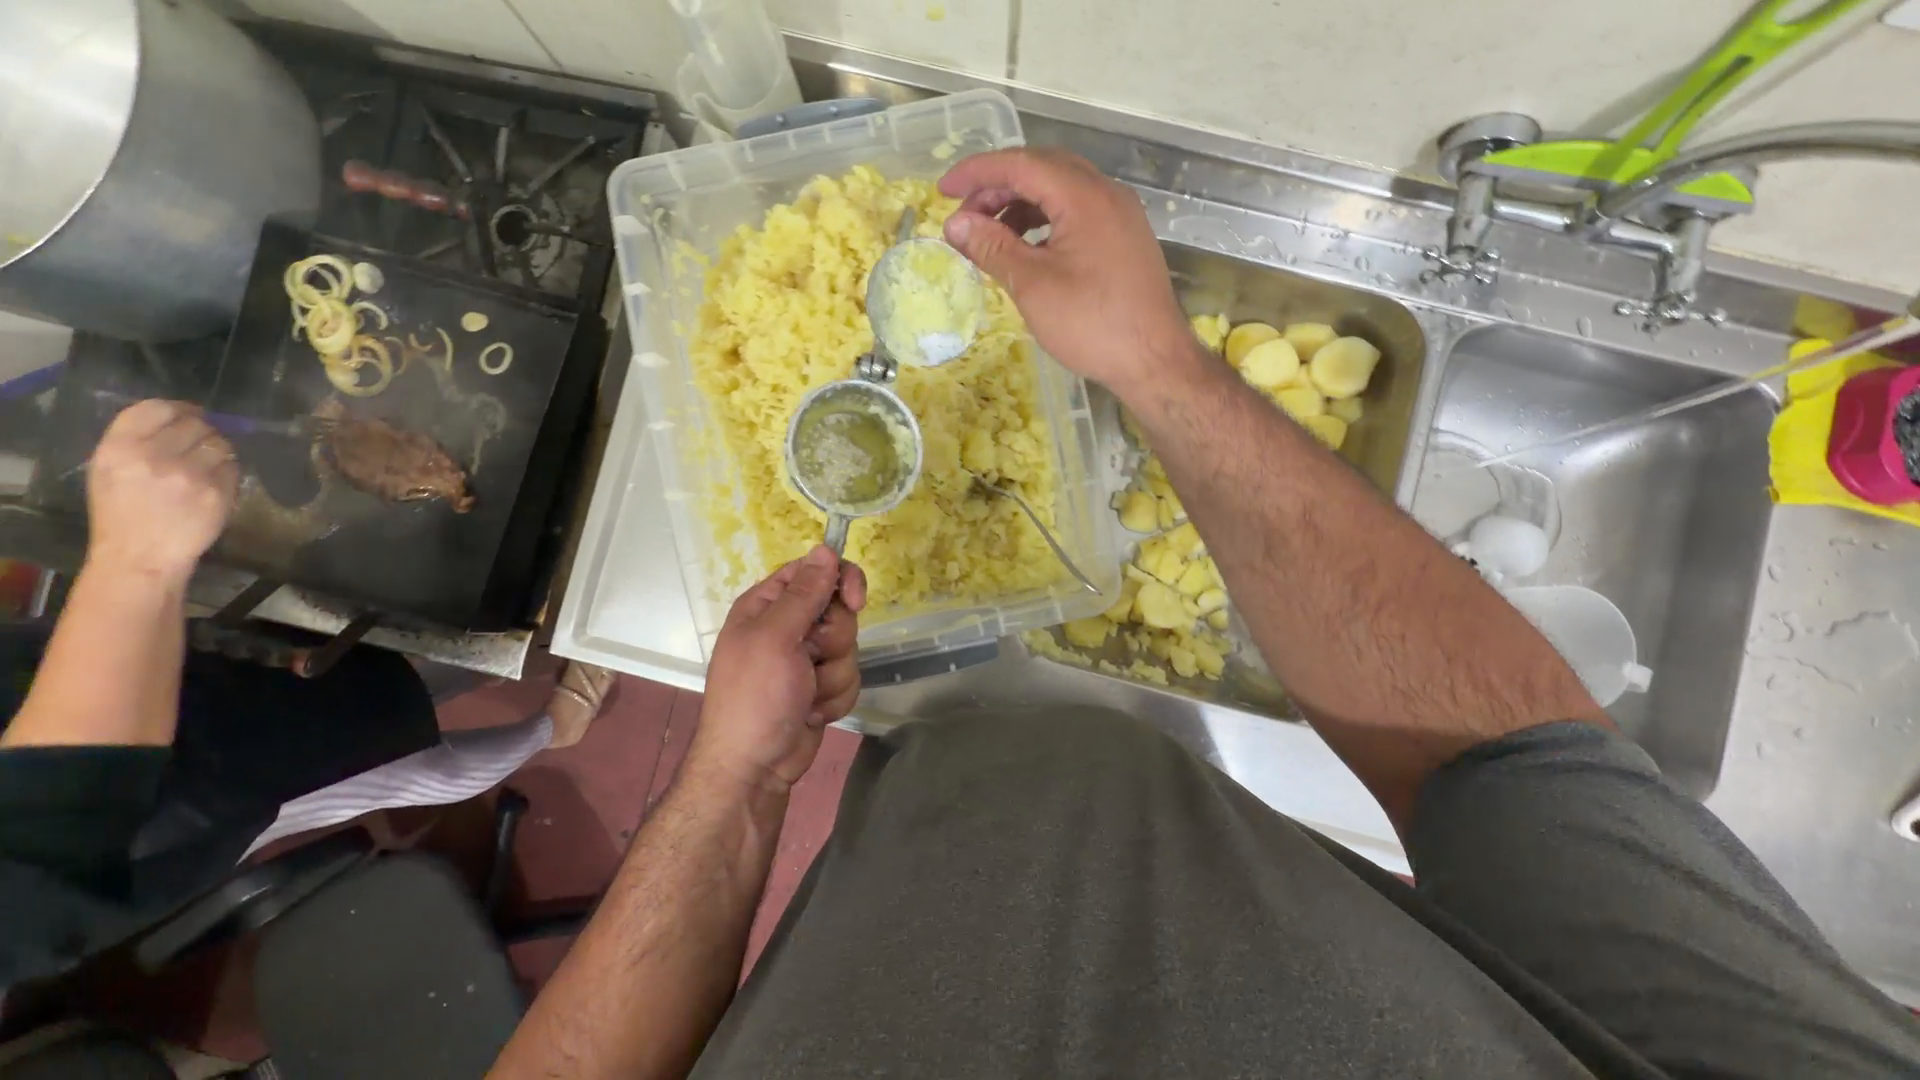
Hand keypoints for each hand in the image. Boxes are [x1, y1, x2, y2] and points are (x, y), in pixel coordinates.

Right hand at [85, 400, 237, 581]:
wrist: (140, 554)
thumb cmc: (122, 511)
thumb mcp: (109, 469)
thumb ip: (137, 440)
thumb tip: (177, 416)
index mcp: (118, 448)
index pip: (155, 408)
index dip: (178, 408)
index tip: (190, 413)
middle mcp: (154, 456)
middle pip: (194, 424)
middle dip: (202, 430)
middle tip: (201, 442)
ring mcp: (190, 474)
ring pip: (219, 444)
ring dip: (218, 449)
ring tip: (207, 463)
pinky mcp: (217, 491)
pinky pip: (232, 467)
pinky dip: (227, 470)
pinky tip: (214, 482)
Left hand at [688, 545, 867, 793]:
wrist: (755, 766)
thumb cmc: (755, 697)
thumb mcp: (776, 638)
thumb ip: (805, 593)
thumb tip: (825, 548)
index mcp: (766, 605)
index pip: (814, 572)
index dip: (840, 581)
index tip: (854, 601)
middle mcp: (786, 627)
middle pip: (840, 612)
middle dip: (834, 640)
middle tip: (810, 658)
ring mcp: (804, 660)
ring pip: (848, 649)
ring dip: (833, 676)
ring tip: (805, 695)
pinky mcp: (820, 688)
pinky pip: (848, 679)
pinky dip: (834, 698)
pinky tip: (811, 713)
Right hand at [940, 147, 1198, 398]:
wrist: (1154, 360)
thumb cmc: (1092, 324)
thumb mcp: (1033, 286)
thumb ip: (992, 247)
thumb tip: (955, 224)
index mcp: (1084, 196)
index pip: (1021, 164)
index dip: (977, 172)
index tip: (942, 190)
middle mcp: (1106, 194)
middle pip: (1043, 169)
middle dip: (998, 186)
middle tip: (965, 215)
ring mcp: (1120, 216)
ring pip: (1061, 191)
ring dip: (1020, 205)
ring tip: (990, 237)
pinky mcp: (1124, 239)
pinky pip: (1077, 214)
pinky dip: (1044, 222)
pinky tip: (1026, 250)